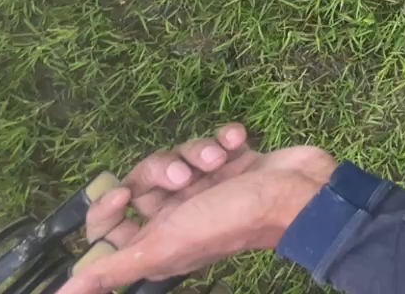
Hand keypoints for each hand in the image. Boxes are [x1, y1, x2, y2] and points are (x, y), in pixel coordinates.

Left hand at [57, 123, 335, 293]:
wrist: (295, 193)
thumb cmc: (229, 221)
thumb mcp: (166, 245)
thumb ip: (114, 268)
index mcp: (157, 237)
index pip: (111, 224)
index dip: (109, 206)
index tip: (123, 195)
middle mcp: (179, 211)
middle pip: (146, 180)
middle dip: (163, 168)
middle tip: (186, 175)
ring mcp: (211, 183)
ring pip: (183, 156)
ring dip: (198, 150)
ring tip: (219, 158)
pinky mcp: (239, 160)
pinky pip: (218, 140)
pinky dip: (225, 137)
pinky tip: (238, 141)